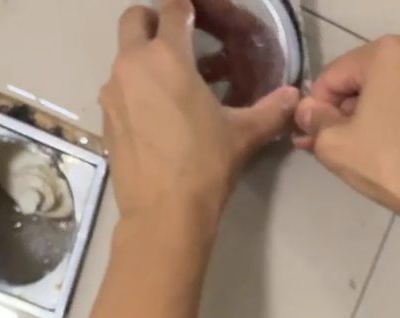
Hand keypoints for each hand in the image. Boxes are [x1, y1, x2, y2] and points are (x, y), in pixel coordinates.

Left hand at [99, 0, 299, 228]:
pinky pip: (118, 95)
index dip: (186, 9)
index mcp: (167, 56)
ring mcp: (113, 94)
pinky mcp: (105, 123)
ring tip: (168, 90)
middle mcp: (132, 65)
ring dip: (142, 63)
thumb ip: (269, 111)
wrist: (164, 214)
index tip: (196, 18)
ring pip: (123, 60)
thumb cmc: (205, 167)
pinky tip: (154, 122)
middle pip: (135, 21)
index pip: (173, 9)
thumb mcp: (242, 136)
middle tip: (174, 43)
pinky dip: (133, 96)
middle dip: (153, 23)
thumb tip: (294, 98)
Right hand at [294, 36, 399, 224]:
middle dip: (342, 111)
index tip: (310, 136)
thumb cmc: (387, 164)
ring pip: (386, 89)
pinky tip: (385, 144)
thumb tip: (306, 111)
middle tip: (329, 145)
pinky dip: (393, 117)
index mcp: (385, 52)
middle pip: (362, 79)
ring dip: (366, 114)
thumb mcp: (334, 145)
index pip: (333, 76)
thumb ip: (314, 121)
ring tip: (355, 148)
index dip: (315, 108)